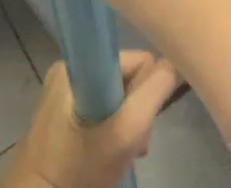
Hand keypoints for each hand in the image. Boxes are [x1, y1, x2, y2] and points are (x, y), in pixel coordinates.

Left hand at [1, 52, 181, 187]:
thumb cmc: (77, 169)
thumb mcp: (128, 128)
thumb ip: (158, 87)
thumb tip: (171, 64)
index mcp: (76, 68)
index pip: (140, 62)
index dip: (146, 92)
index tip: (134, 123)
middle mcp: (67, 73)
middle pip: (130, 78)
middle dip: (136, 111)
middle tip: (128, 142)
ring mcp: (62, 95)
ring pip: (120, 95)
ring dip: (127, 123)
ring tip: (119, 150)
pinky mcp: (60, 114)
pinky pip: (103, 108)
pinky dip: (113, 128)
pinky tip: (109, 150)